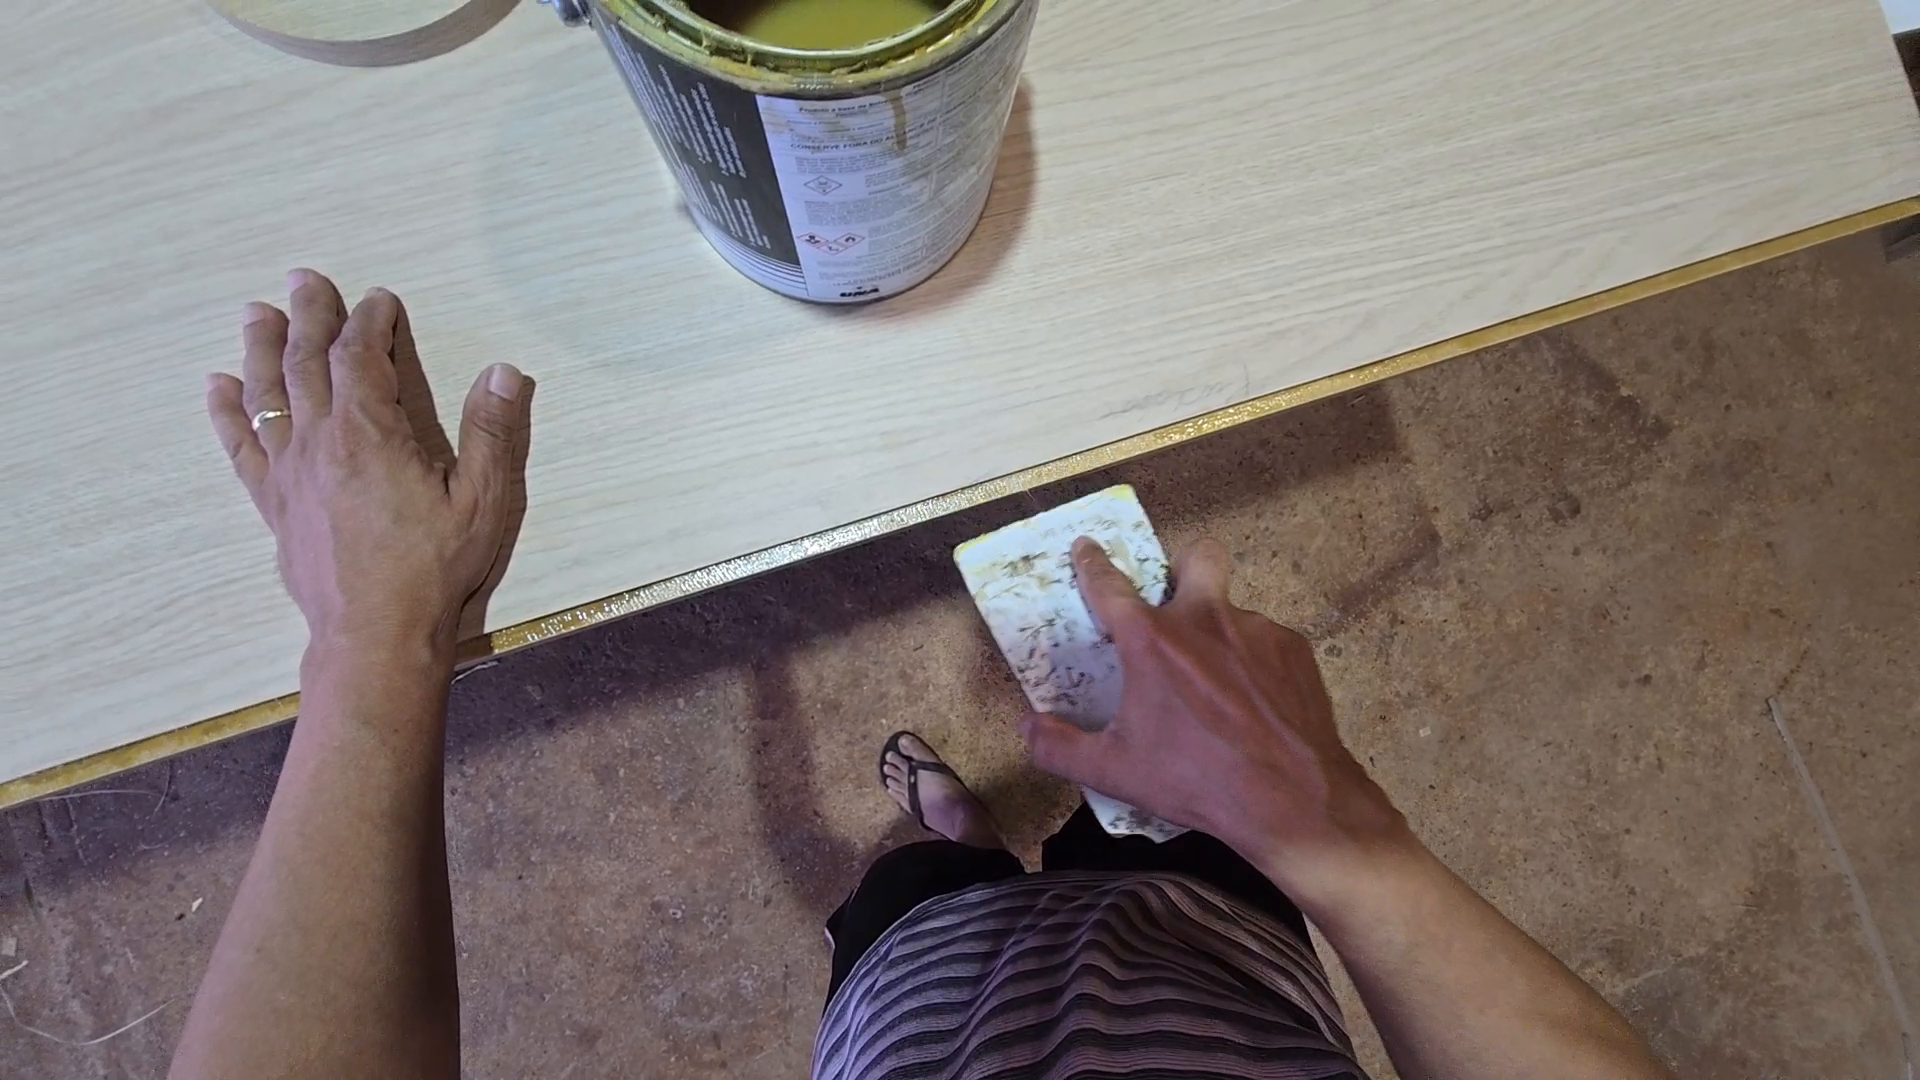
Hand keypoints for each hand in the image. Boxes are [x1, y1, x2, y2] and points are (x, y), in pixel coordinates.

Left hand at [205, 268, 526, 657]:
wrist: (376, 628)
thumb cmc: (438, 565)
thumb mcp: (485, 499)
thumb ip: (493, 433)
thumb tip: (504, 372)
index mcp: (372, 436)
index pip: (363, 361)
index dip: (370, 324)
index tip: (378, 299)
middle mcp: (320, 442)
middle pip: (308, 365)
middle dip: (310, 318)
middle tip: (304, 280)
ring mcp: (290, 472)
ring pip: (269, 395)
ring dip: (264, 350)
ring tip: (257, 314)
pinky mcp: (275, 502)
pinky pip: (243, 445)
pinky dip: (229, 411)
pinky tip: (219, 388)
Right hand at [1018, 537, 1413, 905]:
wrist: (1296, 803)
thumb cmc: (1197, 781)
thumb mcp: (1115, 771)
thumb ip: (1059, 747)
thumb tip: (1027, 727)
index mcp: (1152, 641)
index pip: (1109, 584)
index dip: (1091, 562)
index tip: (1086, 546)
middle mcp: (1203, 619)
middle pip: (1195, 556)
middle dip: (1181, 567)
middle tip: (1175, 605)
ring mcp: (1255, 629)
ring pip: (1230, 609)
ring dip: (1217, 632)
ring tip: (1218, 687)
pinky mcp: (1294, 649)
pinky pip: (1263, 640)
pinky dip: (1252, 661)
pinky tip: (1254, 705)